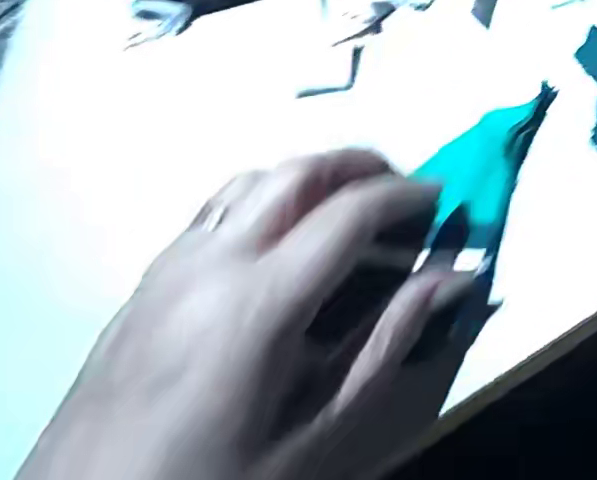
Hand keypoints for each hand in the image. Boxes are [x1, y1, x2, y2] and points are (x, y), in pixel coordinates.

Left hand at [18, 150, 472, 479]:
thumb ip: (391, 338)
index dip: (408, 193)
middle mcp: (209, 268)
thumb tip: (455, 275)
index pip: (351, 210)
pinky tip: (287, 241)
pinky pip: (215, 213)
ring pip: (253, 181)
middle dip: (363, 166)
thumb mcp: (318, 429)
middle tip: (402, 190)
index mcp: (256, 304)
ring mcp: (166, 273)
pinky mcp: (141, 288)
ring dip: (314, 177)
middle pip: (298, 173)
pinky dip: (268, 200)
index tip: (443, 198)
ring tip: (348, 207)